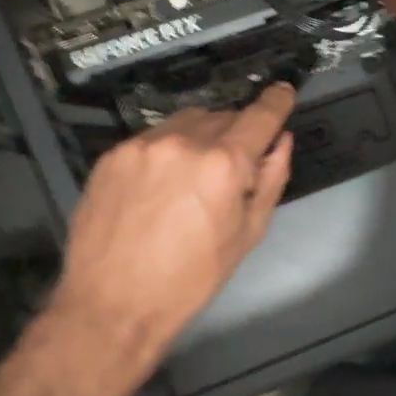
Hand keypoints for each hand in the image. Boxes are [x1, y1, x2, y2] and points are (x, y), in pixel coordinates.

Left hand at [44, 84, 296, 360]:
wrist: (112, 303)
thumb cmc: (192, 278)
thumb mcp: (248, 233)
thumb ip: (270, 180)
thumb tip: (280, 142)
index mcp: (223, 164)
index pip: (260, 116)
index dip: (277, 101)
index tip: (283, 91)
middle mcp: (183, 142)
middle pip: (224, 117)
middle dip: (237, 133)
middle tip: (236, 168)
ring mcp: (142, 146)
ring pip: (187, 123)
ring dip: (202, 137)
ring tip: (196, 176)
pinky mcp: (112, 156)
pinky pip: (154, 139)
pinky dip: (169, 150)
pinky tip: (162, 185)